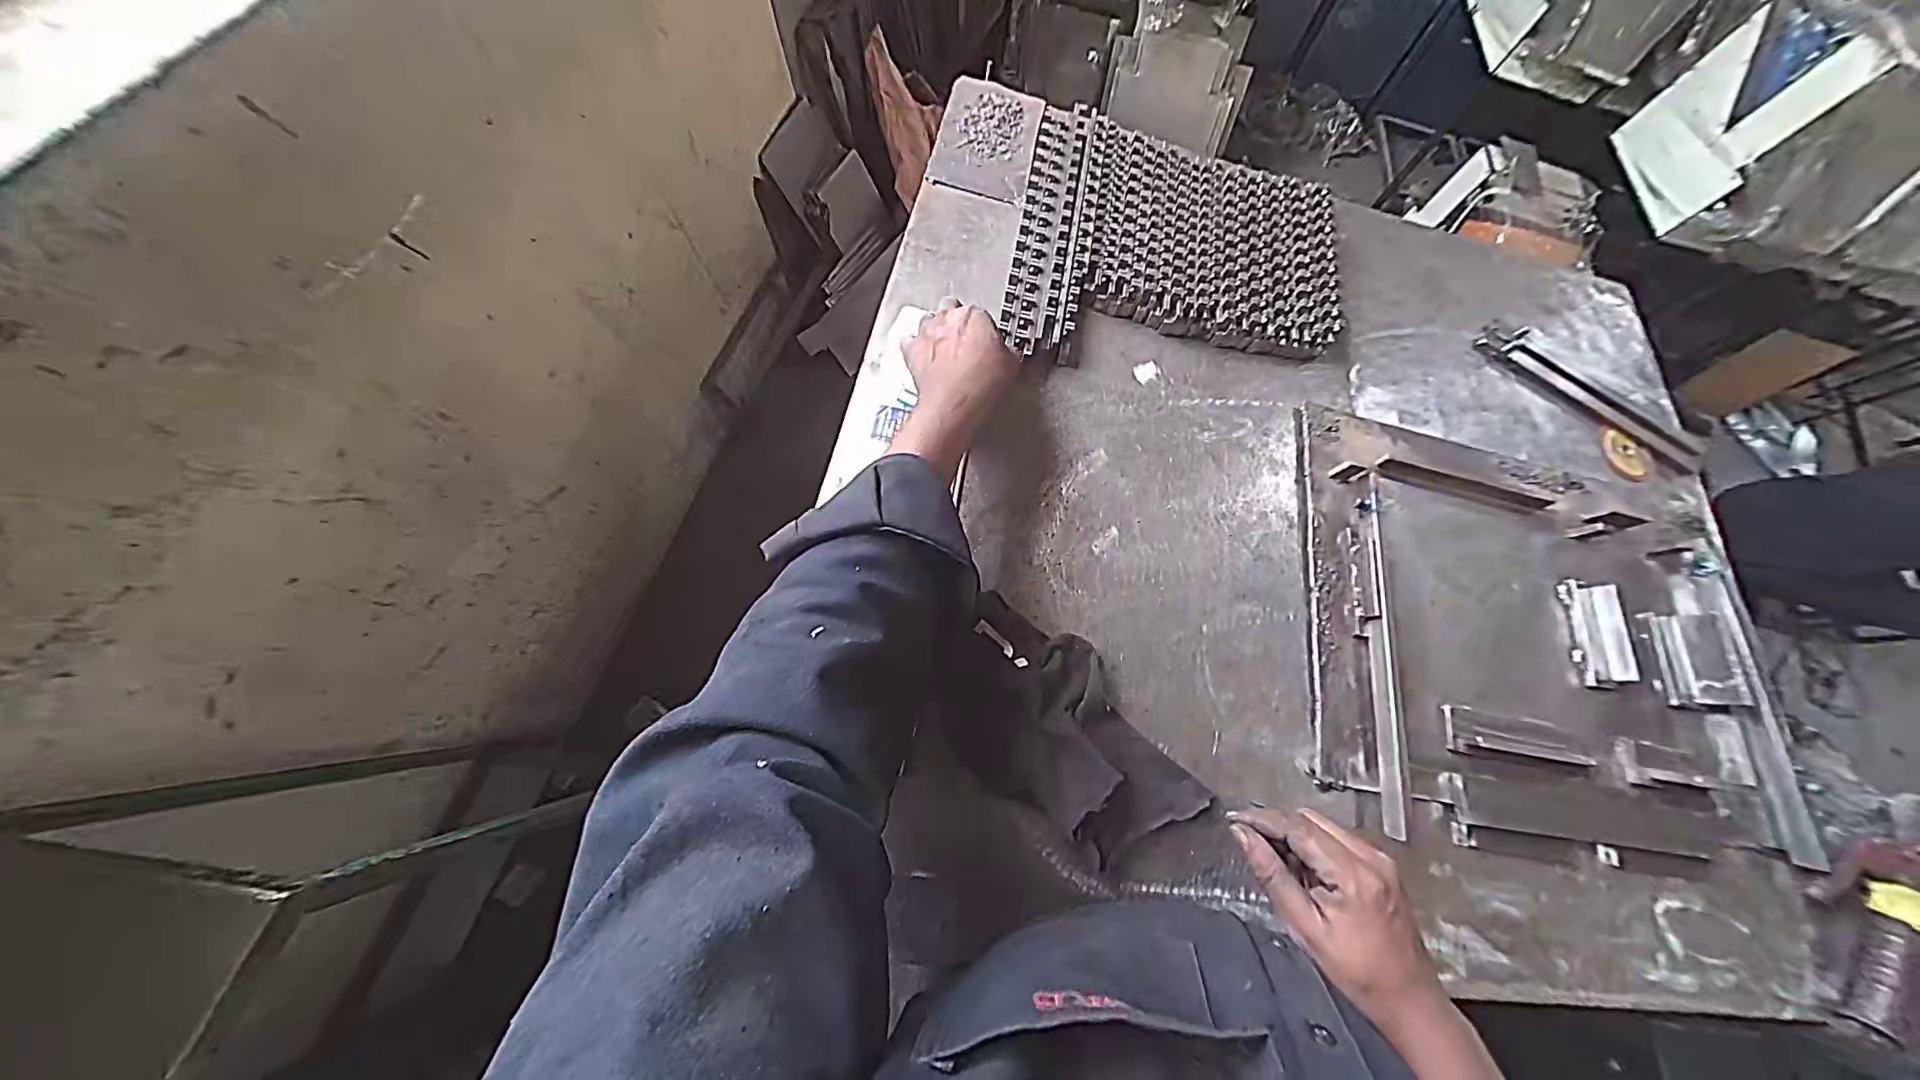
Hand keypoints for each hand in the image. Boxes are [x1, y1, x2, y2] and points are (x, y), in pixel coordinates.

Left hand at [889, 300, 1020, 482]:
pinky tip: (925, 359)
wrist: (952, 406)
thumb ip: (1009, 353)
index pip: (981, 313)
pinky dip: (916, 347)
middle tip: (966, 343)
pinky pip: (909, 341)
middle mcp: (947, 318)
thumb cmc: (979, 386)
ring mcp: (927, 334)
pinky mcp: (911, 351)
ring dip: (936, 332)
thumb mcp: (1011, 367)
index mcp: (975, 316)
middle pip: (951, 309)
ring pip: (928, 321)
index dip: (985, 330)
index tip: (988, 343)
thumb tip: (1010, 355)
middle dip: (957, 322)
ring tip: (946, 351)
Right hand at [1228, 808, 1440, 1020]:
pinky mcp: (1381, 865)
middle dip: (1276, 825)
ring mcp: (1380, 859)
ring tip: (1279, 864)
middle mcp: (1371, 858)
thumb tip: (1243, 836)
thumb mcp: (1305, 926)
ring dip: (1294, 834)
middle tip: (1252, 843)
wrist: (1410, 999)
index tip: (1236, 820)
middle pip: (1309, 819)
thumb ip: (1272, 875)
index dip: (1261, 819)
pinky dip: (1313, 844)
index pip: (1297, 826)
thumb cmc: (1359, 973)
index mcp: (1354, 874)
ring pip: (1322, 825)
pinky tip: (1304, 870)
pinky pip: (1336, 838)